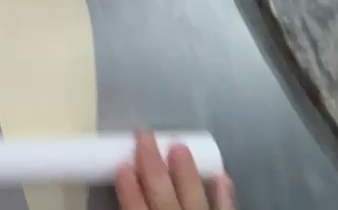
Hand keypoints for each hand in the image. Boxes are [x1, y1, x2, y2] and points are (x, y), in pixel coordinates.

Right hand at [117, 132, 234, 209]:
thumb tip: (113, 188)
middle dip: (154, 169)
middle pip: (164, 201)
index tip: (122, 163)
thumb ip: (130, 207)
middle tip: (144, 135)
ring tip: (180, 146)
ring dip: (188, 177)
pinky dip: (225, 197)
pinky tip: (221, 176)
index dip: (129, 190)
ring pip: (196, 204)